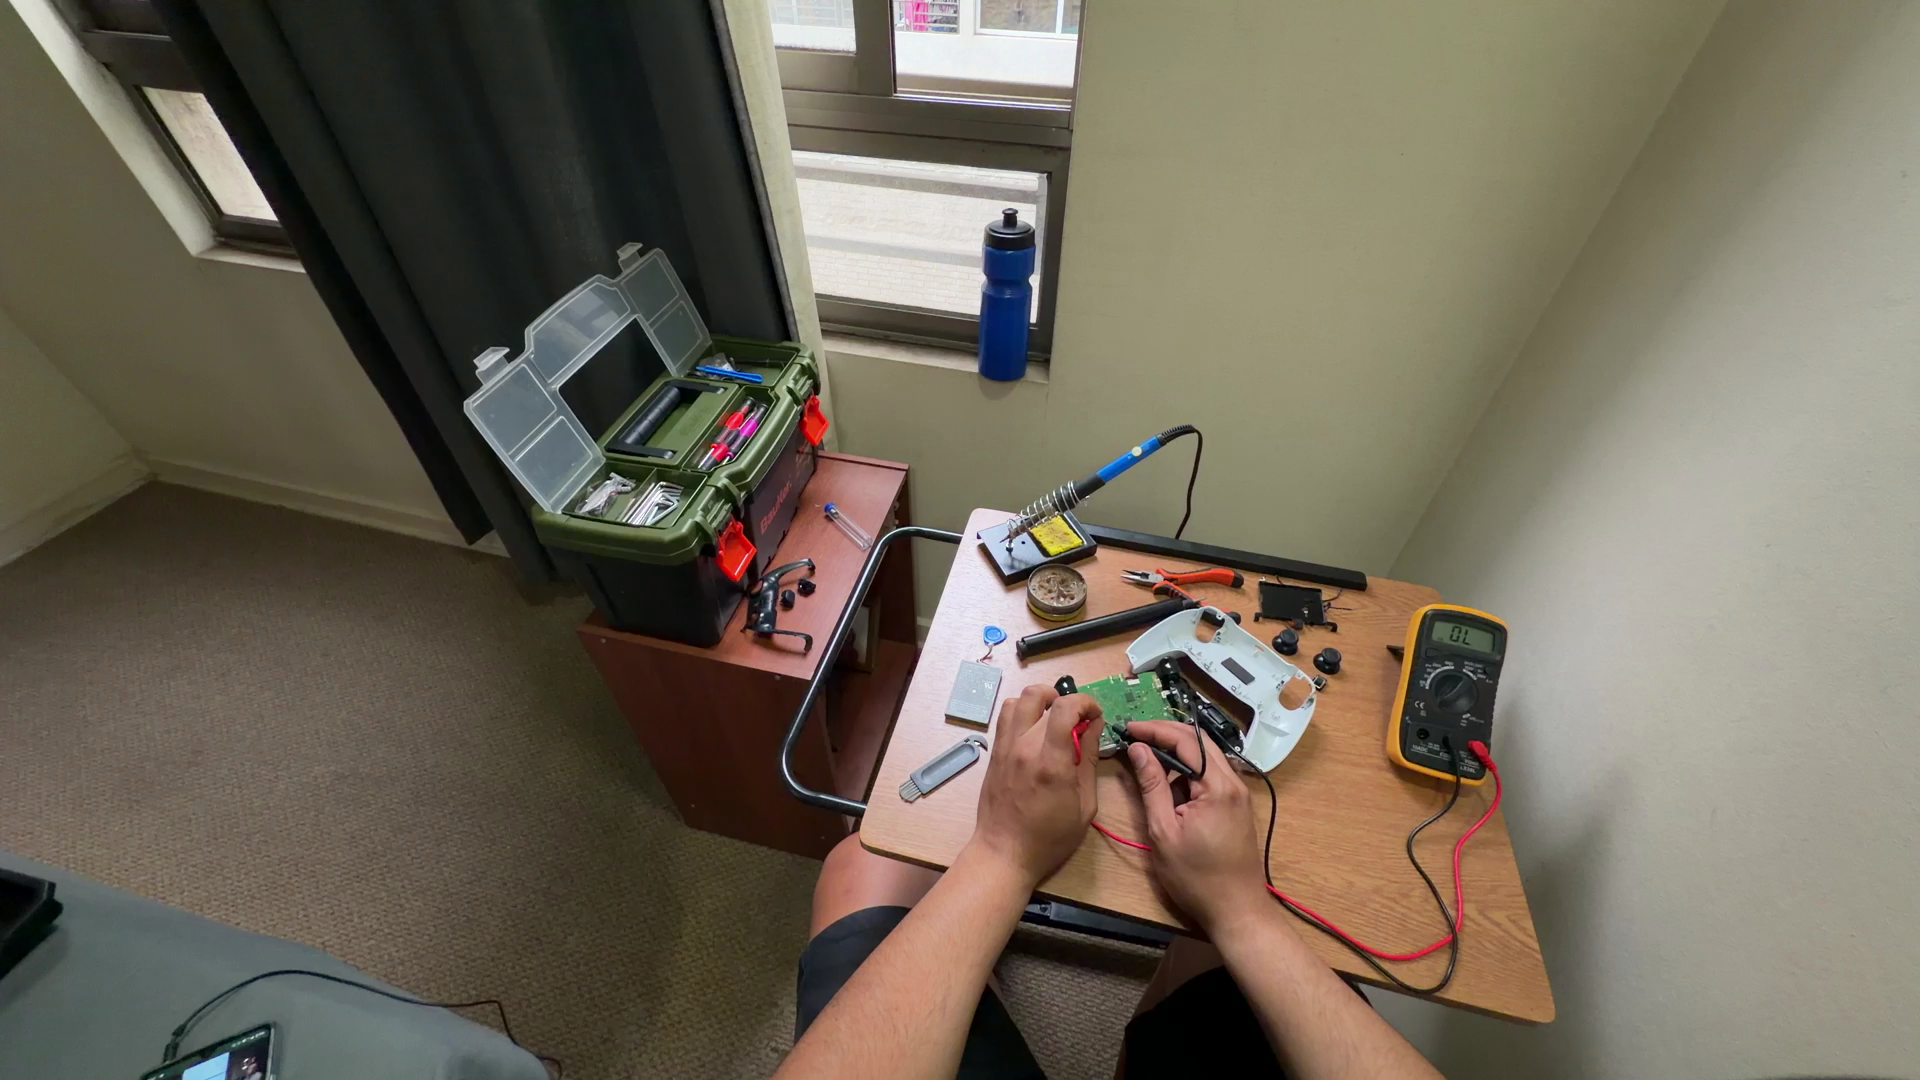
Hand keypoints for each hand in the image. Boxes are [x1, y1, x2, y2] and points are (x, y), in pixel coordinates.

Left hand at [970, 685, 1099, 887]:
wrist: (1004, 852)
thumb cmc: (1050, 837)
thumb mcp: (1084, 805)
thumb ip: (1089, 759)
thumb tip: (1094, 726)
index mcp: (1051, 763)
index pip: (1065, 708)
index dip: (1085, 702)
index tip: (1095, 714)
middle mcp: (1024, 747)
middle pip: (1042, 698)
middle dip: (1068, 701)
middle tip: (1078, 719)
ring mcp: (1006, 746)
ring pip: (1020, 698)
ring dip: (1042, 699)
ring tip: (1054, 717)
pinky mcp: (995, 750)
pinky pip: (1005, 714)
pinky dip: (1023, 709)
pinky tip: (1034, 727)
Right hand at [1122, 720, 1267, 933]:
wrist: (1238, 912)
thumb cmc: (1196, 877)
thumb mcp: (1164, 831)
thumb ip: (1152, 786)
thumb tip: (1139, 749)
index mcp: (1217, 787)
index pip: (1185, 740)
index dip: (1155, 730)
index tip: (1129, 728)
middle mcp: (1233, 783)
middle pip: (1199, 740)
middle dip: (1166, 733)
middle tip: (1136, 735)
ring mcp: (1238, 793)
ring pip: (1206, 755)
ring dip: (1177, 750)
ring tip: (1147, 755)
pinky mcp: (1236, 804)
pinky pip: (1211, 773)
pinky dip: (1188, 768)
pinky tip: (1169, 779)